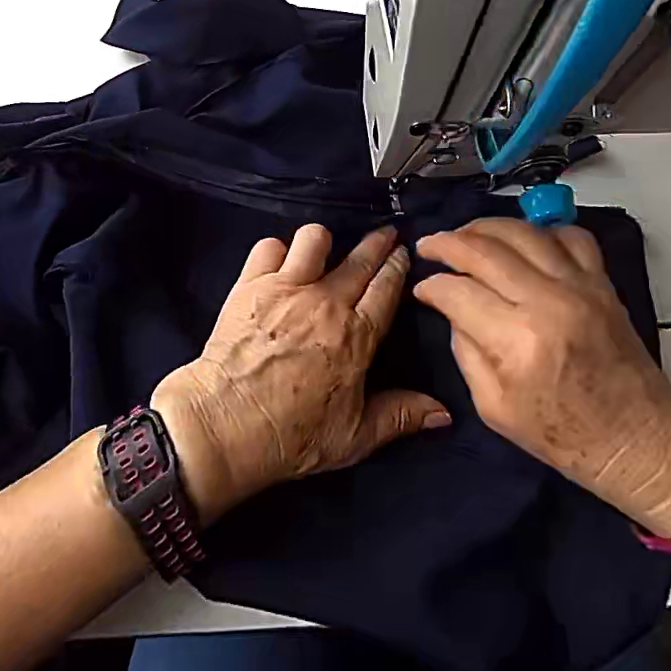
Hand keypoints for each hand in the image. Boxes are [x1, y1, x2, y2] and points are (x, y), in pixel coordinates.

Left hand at [149, 225, 450, 521]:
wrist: (227, 422)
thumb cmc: (293, 435)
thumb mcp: (355, 437)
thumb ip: (400, 416)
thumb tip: (444, 412)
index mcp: (356, 337)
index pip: (386, 290)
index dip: (397, 267)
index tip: (403, 253)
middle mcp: (325, 303)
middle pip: (359, 260)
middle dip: (376, 243)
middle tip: (385, 234)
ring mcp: (285, 289)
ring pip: (313, 240)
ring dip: (321, 242)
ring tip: (323, 250)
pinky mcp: (249, 286)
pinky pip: (267, 248)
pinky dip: (275, 251)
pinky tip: (278, 263)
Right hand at [411, 218, 670, 535]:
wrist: (639, 441)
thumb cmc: (560, 433)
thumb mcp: (490, 404)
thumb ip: (465, 350)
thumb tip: (452, 310)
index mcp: (516, 340)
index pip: (455, 290)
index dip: (429, 286)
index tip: (420, 291)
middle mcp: (549, 303)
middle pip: (483, 249)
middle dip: (445, 243)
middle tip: (427, 247)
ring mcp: (581, 288)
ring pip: (522, 232)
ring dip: (483, 228)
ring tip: (464, 237)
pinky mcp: (603, 284)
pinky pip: (569, 235)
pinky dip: (538, 231)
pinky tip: (520, 244)